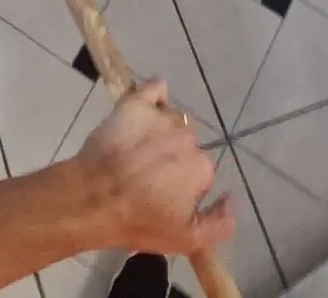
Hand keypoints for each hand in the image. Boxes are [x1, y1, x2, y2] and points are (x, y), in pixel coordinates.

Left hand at [75, 79, 236, 254]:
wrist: (94, 197)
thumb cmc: (140, 220)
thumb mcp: (188, 240)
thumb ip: (221, 222)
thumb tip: (232, 197)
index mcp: (201, 166)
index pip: (201, 170)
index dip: (185, 183)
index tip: (166, 193)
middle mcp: (186, 136)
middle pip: (186, 142)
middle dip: (174, 155)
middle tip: (150, 172)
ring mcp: (161, 116)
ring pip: (171, 118)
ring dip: (163, 129)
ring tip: (141, 147)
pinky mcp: (136, 103)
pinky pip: (156, 87)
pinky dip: (157, 92)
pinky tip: (151, 102)